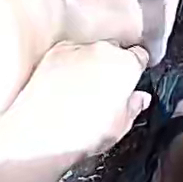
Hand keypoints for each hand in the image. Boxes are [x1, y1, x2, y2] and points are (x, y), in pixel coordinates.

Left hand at [0, 42, 152, 168]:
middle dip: (113, 65)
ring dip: (90, 63)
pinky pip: (69, 54)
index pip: (140, 55)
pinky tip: (64, 87)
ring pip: (91, 51)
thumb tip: (139, 98)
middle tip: (107, 90)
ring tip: (82, 91)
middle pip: (115, 50)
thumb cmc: (83, 132)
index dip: (136, 68)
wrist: (42, 133)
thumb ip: (133, 106)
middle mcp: (104, 50)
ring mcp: (78, 48)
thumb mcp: (120, 126)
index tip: (131, 79)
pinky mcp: (54, 53)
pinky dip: (69, 64)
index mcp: (127, 65)